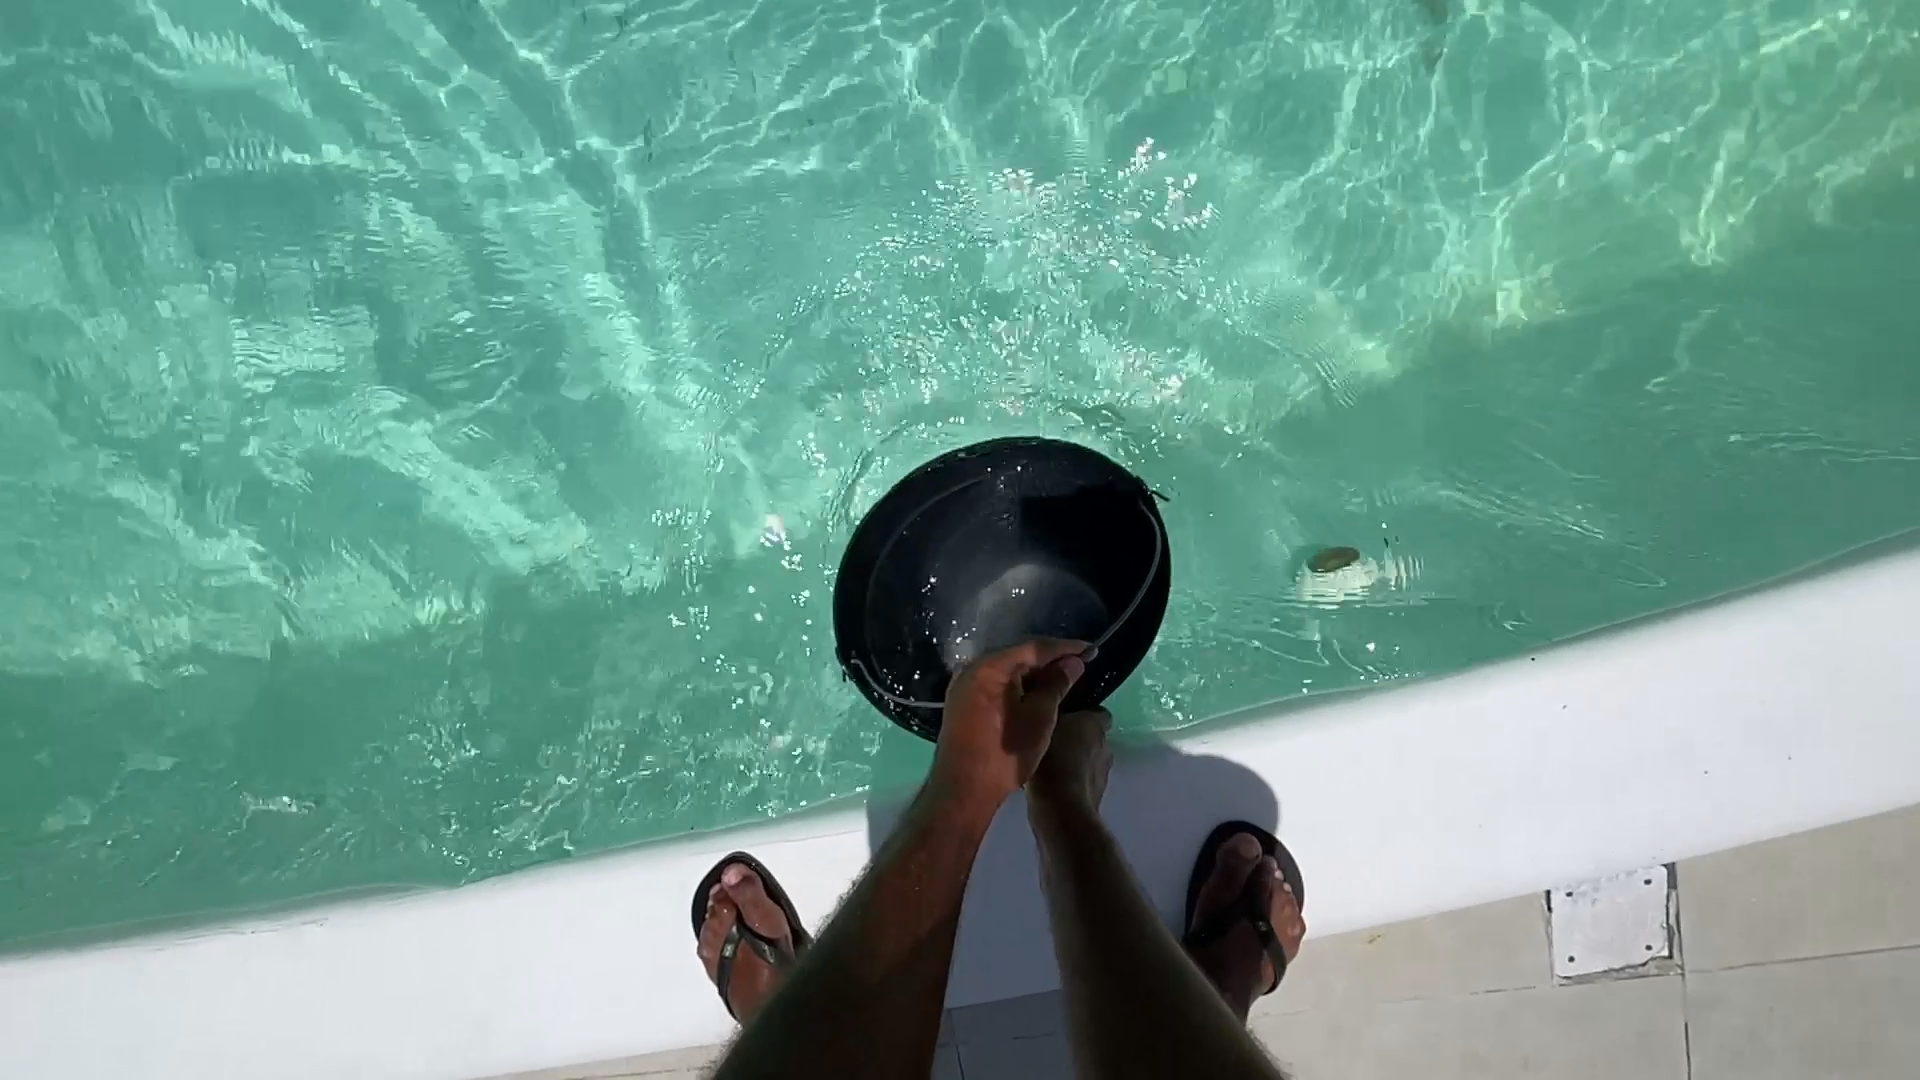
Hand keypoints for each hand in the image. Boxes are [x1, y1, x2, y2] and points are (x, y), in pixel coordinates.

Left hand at [929, 639, 1091, 812]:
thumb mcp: (1039, 719)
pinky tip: (1035, 690)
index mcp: (990, 667)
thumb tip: (1073, 663)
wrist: (962, 790)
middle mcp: (973, 667)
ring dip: (1033, 671)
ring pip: (1006, 668)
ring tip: (1062, 676)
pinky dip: (1017, 683)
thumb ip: (1056, 685)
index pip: (1034, 648)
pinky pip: (995, 681)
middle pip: (1018, 654)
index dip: (1065, 648)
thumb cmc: (1005, 754)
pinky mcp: (962, 700)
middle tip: (1079, 663)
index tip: (1091, 650)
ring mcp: (964, 683)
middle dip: (1050, 658)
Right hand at [1027, 709, 1112, 817]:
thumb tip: (1051, 708)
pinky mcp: (1098, 796)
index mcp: (1096, 724)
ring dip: (1074, 763)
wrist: (1061, 807)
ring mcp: (1105, 773)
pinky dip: (1072, 783)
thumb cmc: (1052, 758)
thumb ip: (1050, 715)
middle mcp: (1106, 745)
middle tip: (1052, 741)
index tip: (1065, 717)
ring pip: (1089, 762)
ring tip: (1049, 766)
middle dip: (1077, 739)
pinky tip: (1052, 786)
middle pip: (1092, 738)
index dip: (1083, 713)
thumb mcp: (1042, 725)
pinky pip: (1083, 782)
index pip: (1098, 712)